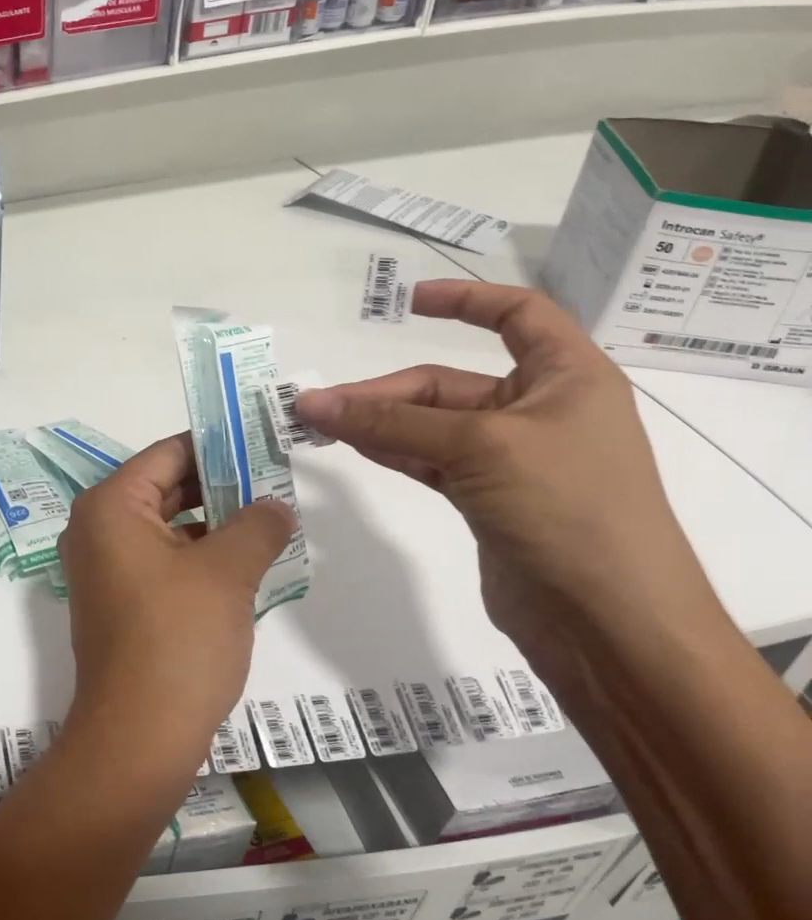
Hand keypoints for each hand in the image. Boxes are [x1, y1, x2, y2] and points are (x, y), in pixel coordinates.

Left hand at [58, 434, 295, 753]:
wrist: (137, 729)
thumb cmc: (178, 638)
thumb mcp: (227, 573)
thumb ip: (256, 526)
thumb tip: (275, 504)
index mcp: (109, 506)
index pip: (165, 455)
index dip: (216, 446)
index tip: (263, 442)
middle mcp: (95, 527)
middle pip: (162, 488)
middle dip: (219, 484)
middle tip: (278, 481)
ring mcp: (101, 565)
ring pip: (163, 525)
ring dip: (211, 522)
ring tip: (269, 519)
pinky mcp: (115, 598)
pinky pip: (158, 558)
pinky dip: (195, 553)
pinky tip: (242, 561)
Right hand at [292, 280, 715, 643]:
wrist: (610, 620)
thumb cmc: (567, 509)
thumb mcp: (478, 448)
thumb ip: (389, 422)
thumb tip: (309, 402)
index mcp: (568, 379)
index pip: (519, 315)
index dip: (466, 300)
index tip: (406, 302)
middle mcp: (541, 411)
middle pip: (449, 381)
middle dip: (384, 390)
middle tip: (318, 407)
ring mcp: (513, 458)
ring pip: (429, 423)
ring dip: (376, 422)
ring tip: (317, 426)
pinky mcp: (488, 499)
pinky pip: (427, 459)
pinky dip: (389, 451)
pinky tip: (350, 449)